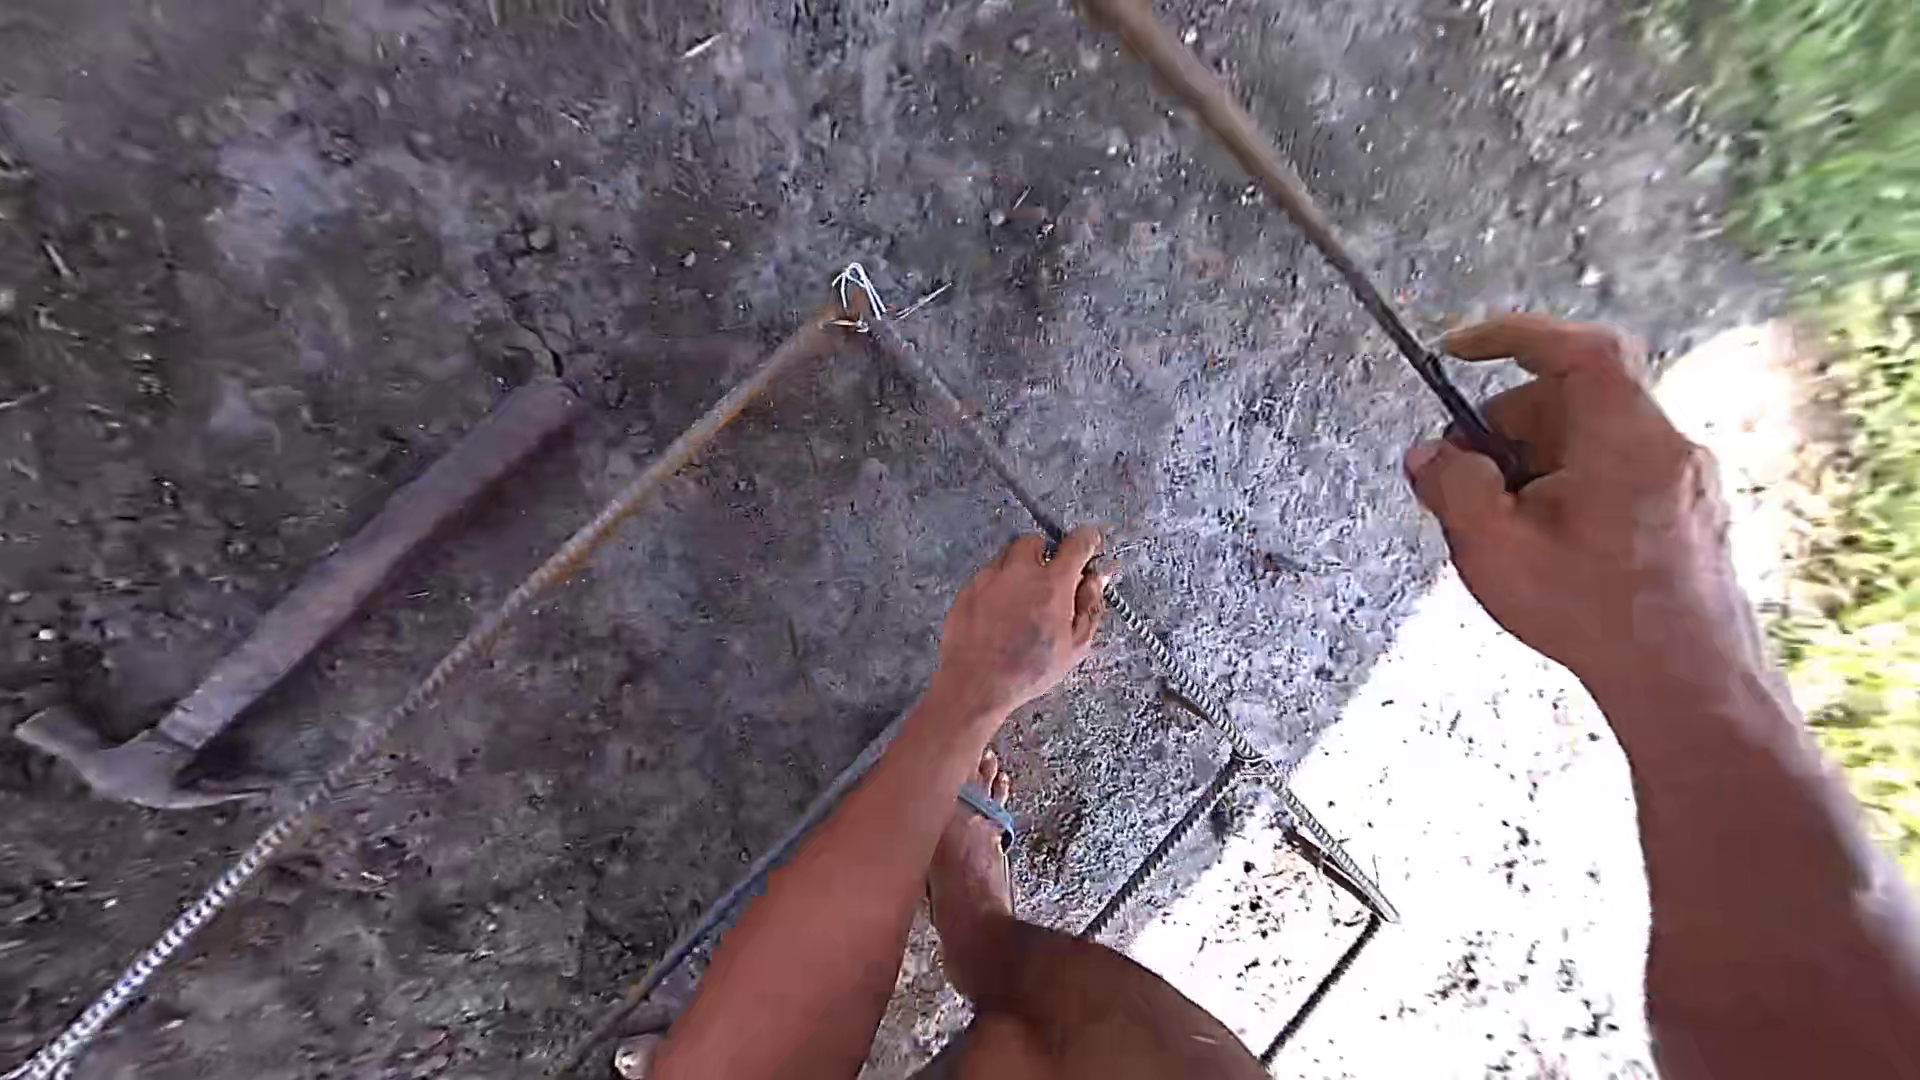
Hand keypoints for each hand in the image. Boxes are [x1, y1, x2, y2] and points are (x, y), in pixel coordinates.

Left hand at [931, 527, 1109, 716]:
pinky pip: (987, 575)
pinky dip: (997, 585)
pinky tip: (999, 612)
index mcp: (1052, 584)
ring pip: (1007, 556)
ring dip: (1018, 568)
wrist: (975, 682)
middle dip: (1044, 555)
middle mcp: (1020, 572)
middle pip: (1034, 542)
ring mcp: (990, 577)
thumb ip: (1090, 605)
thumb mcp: (1074, 645)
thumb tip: (1097, 579)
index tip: (1090, 542)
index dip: (1087, 540)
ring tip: (1022, 600)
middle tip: (1048, 579)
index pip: (1077, 545)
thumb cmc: (1027, 669)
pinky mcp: (968, 588)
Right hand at [1404, 314, 1762, 684]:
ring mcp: (1668, 474)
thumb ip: (1450, 487)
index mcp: (1624, 445)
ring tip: (1496, 525)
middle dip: (1495, 432)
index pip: (1581, 353)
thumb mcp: (1490, 545)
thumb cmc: (1585, 609)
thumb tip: (1426, 452)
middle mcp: (1658, 447)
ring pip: (1570, 436)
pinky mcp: (1666, 500)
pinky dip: (1543, 482)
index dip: (1514, 335)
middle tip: (1458, 486)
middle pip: (1560, 401)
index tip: (1453, 347)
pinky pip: (1589, 465)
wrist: (1680, 674)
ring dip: (1516, 464)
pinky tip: (1529, 534)